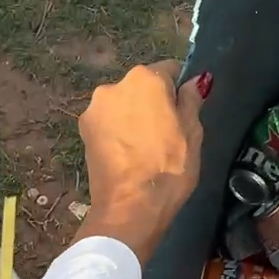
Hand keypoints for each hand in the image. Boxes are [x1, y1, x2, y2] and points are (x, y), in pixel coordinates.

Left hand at [74, 62, 206, 263]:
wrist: (130, 207)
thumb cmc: (169, 168)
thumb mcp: (192, 133)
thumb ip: (191, 100)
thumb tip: (195, 80)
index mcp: (146, 78)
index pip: (170, 71)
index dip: (180, 91)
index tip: (185, 114)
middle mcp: (115, 85)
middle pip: (142, 87)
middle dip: (154, 103)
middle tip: (166, 135)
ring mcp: (95, 108)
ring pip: (123, 105)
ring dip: (133, 117)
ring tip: (144, 148)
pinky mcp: (84, 130)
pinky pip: (108, 123)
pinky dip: (118, 132)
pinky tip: (127, 155)